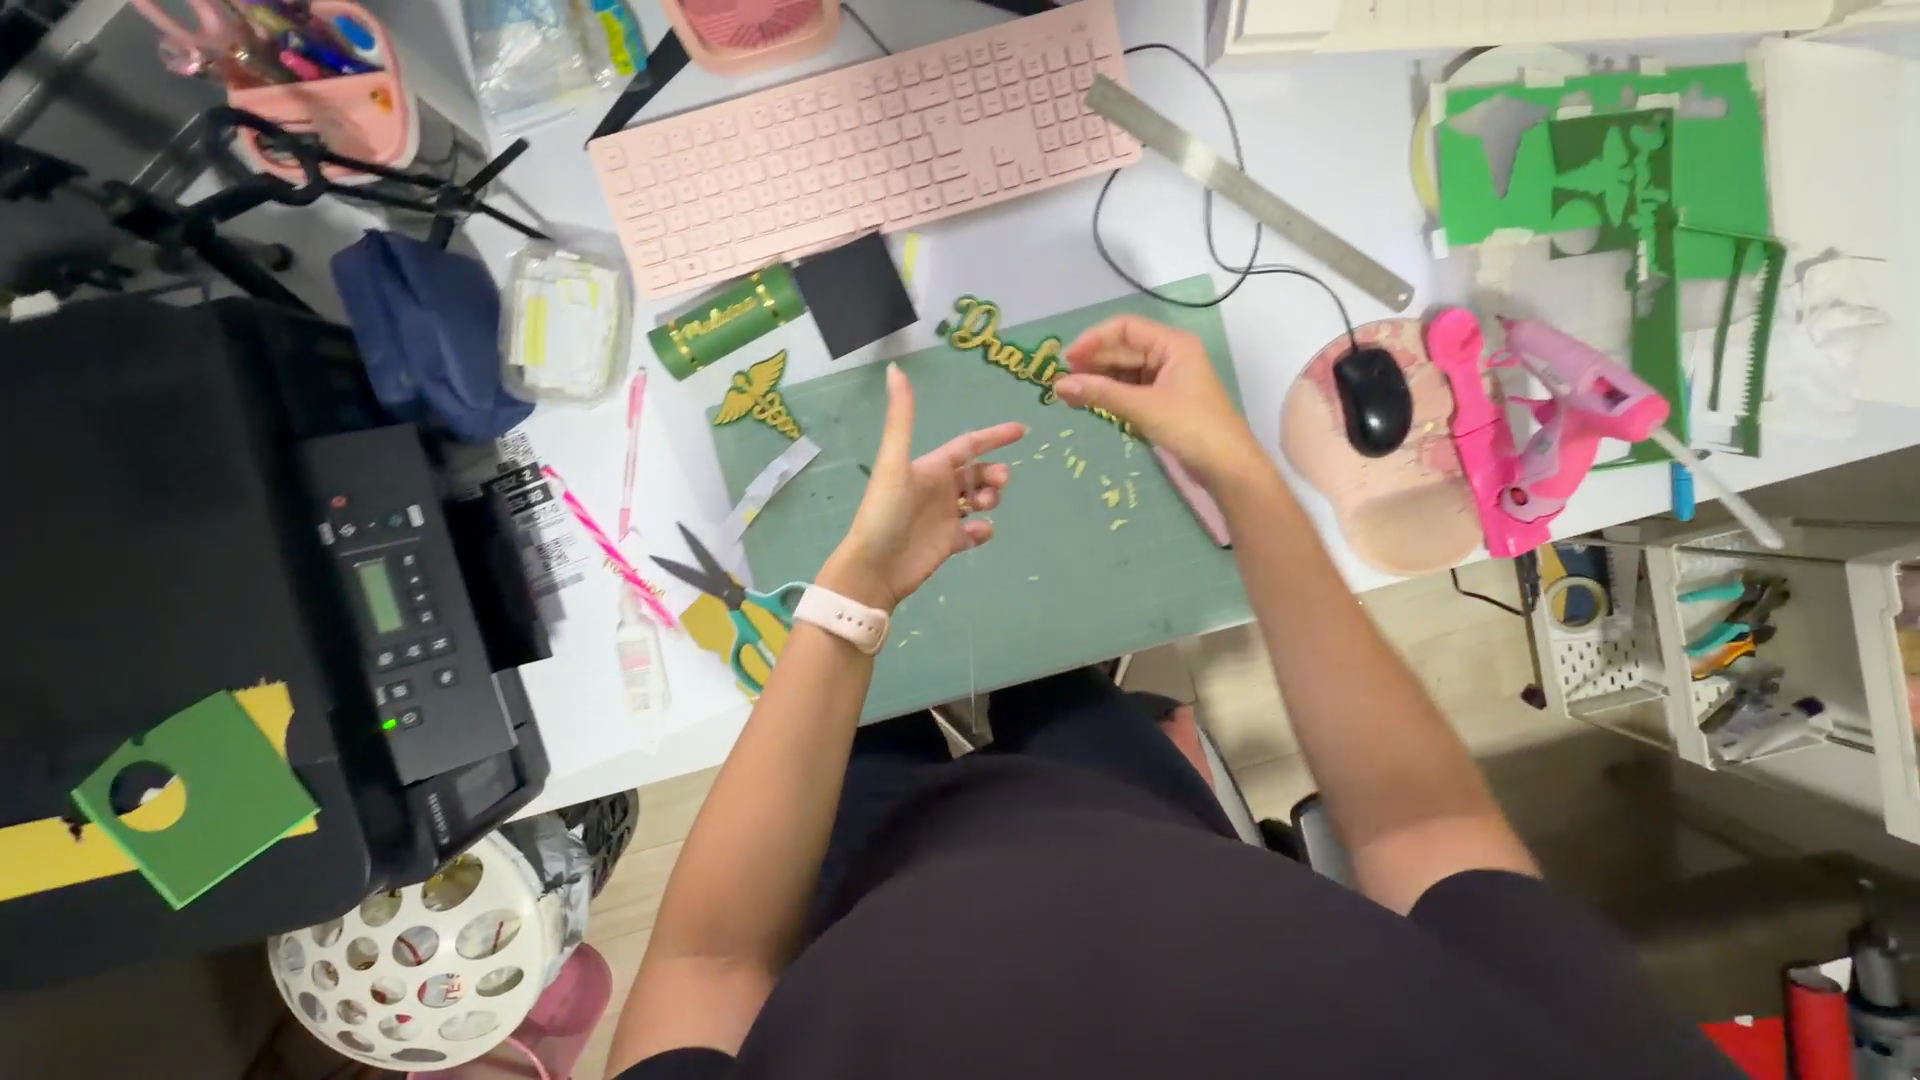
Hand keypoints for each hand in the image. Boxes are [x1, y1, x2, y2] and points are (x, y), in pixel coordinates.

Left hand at [819, 364, 1025, 611]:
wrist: (874, 566)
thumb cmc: (883, 512)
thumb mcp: (894, 461)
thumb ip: (902, 418)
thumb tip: (895, 369)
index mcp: (928, 467)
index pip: (967, 446)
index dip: (994, 437)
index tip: (1022, 431)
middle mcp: (938, 489)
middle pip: (979, 473)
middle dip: (995, 474)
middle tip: (1001, 482)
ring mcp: (945, 517)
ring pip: (980, 500)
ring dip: (990, 499)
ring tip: (981, 508)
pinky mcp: (949, 544)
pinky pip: (977, 532)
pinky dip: (983, 531)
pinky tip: (974, 534)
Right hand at [1052, 316, 1264, 482]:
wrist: (1228, 467)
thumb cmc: (1191, 428)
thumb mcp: (1143, 407)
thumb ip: (1100, 393)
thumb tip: (1059, 385)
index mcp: (1173, 344)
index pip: (1125, 329)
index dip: (1093, 340)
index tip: (1067, 359)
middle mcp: (1170, 355)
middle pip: (1123, 350)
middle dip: (1092, 363)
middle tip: (1060, 381)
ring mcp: (1168, 379)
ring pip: (1125, 372)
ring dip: (1098, 381)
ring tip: (1068, 395)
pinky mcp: (1164, 402)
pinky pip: (1131, 391)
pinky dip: (1110, 396)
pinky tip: (1088, 404)